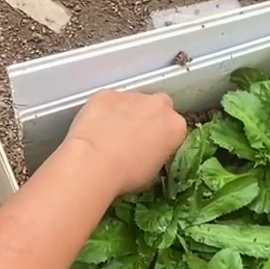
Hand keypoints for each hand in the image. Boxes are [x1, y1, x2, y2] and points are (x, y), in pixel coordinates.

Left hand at [60, 91, 185, 195]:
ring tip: (110, 135)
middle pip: (157, 107)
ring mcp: (132, 96)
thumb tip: (147, 154)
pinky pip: (108, 101)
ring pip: (132, 102)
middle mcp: (158, 105)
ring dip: (125, 114)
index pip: (174, 129)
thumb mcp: (152, 172)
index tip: (152, 149)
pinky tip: (94, 128)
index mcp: (176, 126)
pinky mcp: (106, 93)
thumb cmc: (127, 175)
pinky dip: (104, 111)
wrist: (94, 162)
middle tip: (133, 138)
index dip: (163, 139)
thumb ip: (157, 155)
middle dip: (149, 119)